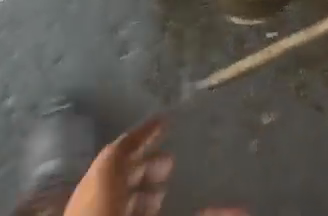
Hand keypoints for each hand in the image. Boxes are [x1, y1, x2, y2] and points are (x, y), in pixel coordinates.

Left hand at [63, 118, 245, 215]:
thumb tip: (242, 209)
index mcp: (104, 184)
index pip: (123, 148)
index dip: (145, 133)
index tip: (165, 122)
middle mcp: (90, 197)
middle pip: (116, 170)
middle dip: (145, 164)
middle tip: (172, 162)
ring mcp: (85, 213)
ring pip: (109, 194)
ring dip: (136, 189)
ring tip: (163, 191)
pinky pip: (104, 210)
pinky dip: (125, 208)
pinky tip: (146, 214)